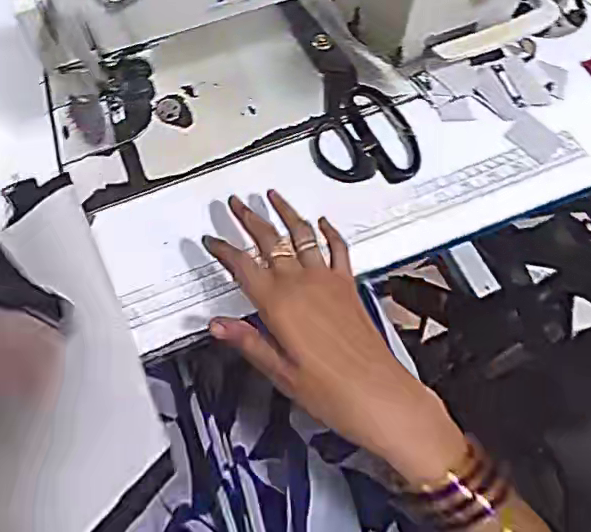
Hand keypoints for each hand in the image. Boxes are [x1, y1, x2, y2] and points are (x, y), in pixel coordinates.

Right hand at [202, 192, 469, 483]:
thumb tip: (218, 326)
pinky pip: (337, 248)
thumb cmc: (332, 392)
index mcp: (278, 304)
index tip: (212, 241)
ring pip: (301, 233)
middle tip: (237, 203)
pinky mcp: (347, 284)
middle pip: (269, 239)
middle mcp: (301, 284)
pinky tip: (323, 221)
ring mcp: (326, 280)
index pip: (242, 266)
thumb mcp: (279, 373)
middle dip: (249, 217)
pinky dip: (329, 230)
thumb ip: (247, 342)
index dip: (223, 250)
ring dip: (285, 211)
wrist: (377, 394)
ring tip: (274, 196)